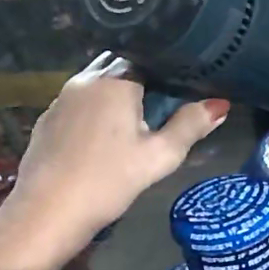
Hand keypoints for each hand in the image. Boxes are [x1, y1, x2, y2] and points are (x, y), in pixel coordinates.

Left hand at [0, 53, 228, 269]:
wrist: (47, 212)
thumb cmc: (109, 181)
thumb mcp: (160, 156)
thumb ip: (191, 126)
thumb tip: (221, 104)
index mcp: (115, 81)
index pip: (149, 57)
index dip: (170, 70)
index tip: (187, 87)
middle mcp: (85, 79)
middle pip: (122, 67)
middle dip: (144, 81)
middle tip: (167, 107)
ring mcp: (61, 98)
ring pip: (99, 84)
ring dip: (120, 96)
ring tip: (139, 123)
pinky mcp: (48, 118)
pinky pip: (81, 102)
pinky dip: (98, 110)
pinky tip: (106, 138)